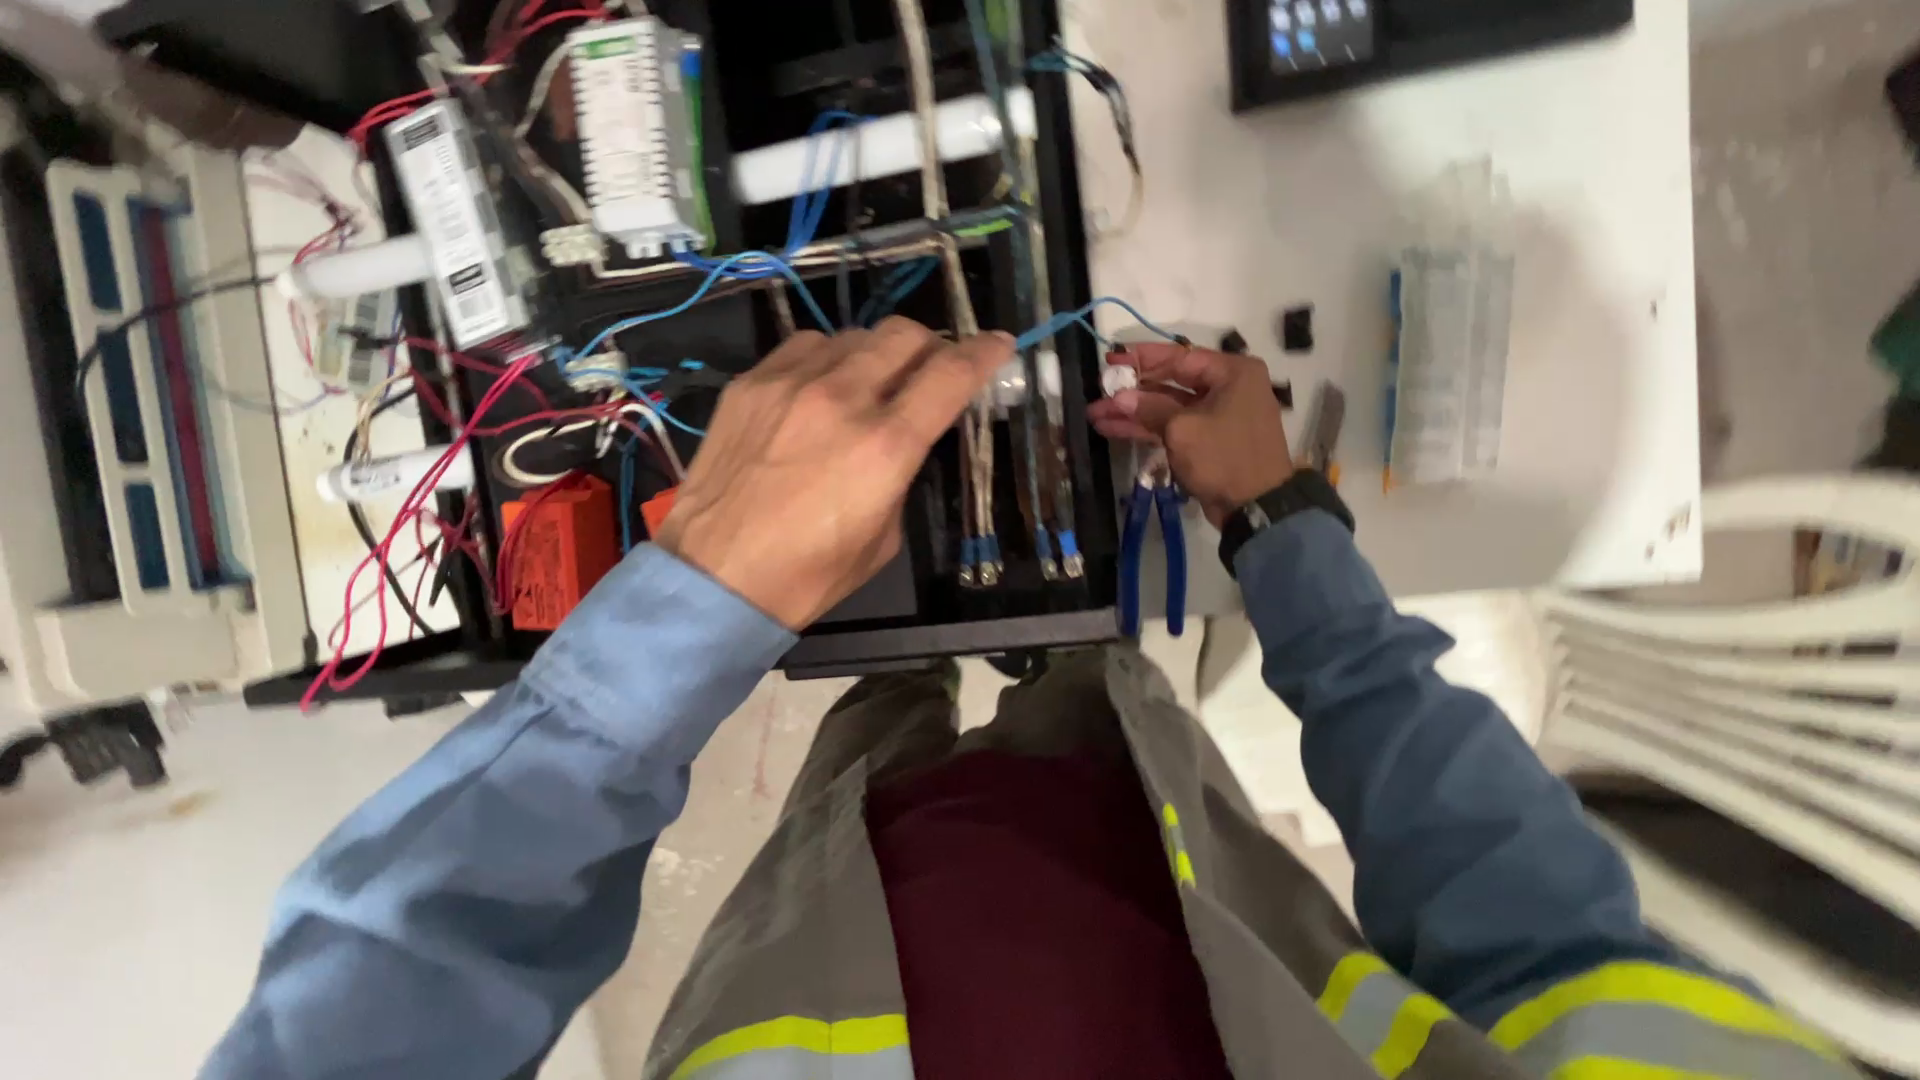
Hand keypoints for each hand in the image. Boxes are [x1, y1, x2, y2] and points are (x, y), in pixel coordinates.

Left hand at [655, 318, 1012, 629]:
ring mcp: (790, 384)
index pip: (950, 375)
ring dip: (878, 353)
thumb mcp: (884, 537)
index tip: (999, 346)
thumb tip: (900, 441)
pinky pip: (805, 346)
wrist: (715, 577)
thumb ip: (900, 474)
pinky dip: (829, 358)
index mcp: (885, 446)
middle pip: (905, 335)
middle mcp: (842, 400)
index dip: (984, 353)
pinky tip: (821, 385)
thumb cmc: (808, 574)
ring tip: (872, 382)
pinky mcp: (750, 384)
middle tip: (933, 369)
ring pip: (855, 335)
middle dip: (932, 346)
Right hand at [1086, 343, 1293, 526]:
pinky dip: (1146, 428)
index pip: (1179, 356)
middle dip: (1132, 390)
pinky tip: (1113, 428)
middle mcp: (1227, 387)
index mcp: (1231, 373)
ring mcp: (1217, 415)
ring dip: (1133, 411)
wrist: (1255, 506)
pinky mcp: (1207, 440)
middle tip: (1098, 391)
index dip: (1142, 358)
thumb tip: (1119, 398)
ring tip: (1096, 414)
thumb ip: (1149, 408)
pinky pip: (1173, 426)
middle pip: (1170, 381)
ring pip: (1167, 407)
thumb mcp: (1182, 429)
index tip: (1111, 359)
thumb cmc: (1223, 457)